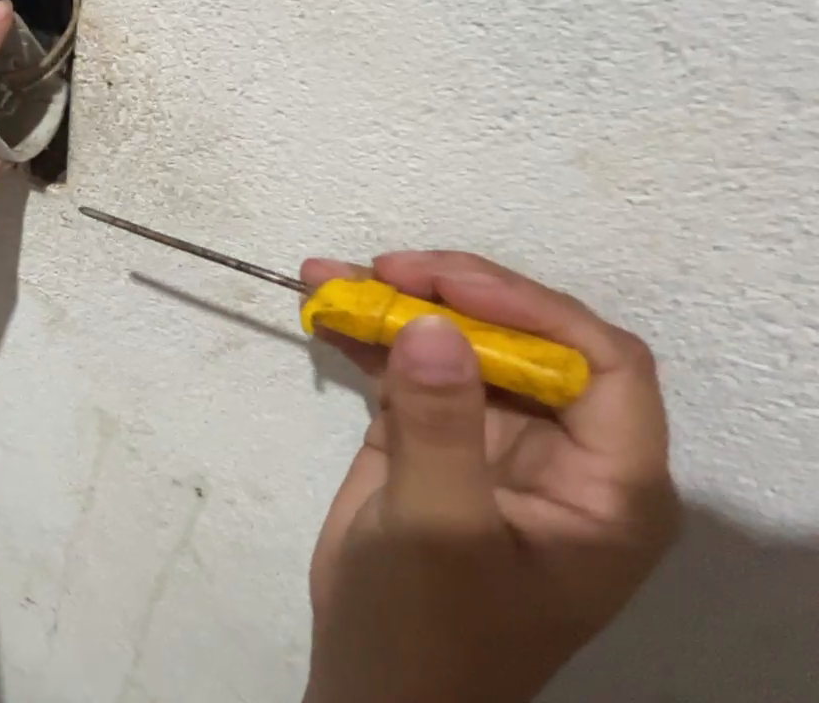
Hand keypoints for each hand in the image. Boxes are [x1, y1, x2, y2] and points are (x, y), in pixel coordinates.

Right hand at [301, 252, 679, 702]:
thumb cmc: (429, 623)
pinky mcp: (428, 439)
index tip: (439, 284)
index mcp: (606, 484)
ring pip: (455, 349)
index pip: (601, 365)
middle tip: (376, 268)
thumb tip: (432, 325)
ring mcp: (487, 441)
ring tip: (325, 274)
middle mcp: (558, 451)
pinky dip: (365, 339)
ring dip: (394, 307)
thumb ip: (440, 426)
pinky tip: (323, 312)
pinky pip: (406, 372)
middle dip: (449, 298)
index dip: (529, 311)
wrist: (374, 675)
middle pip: (521, 343)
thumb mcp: (439, 529)